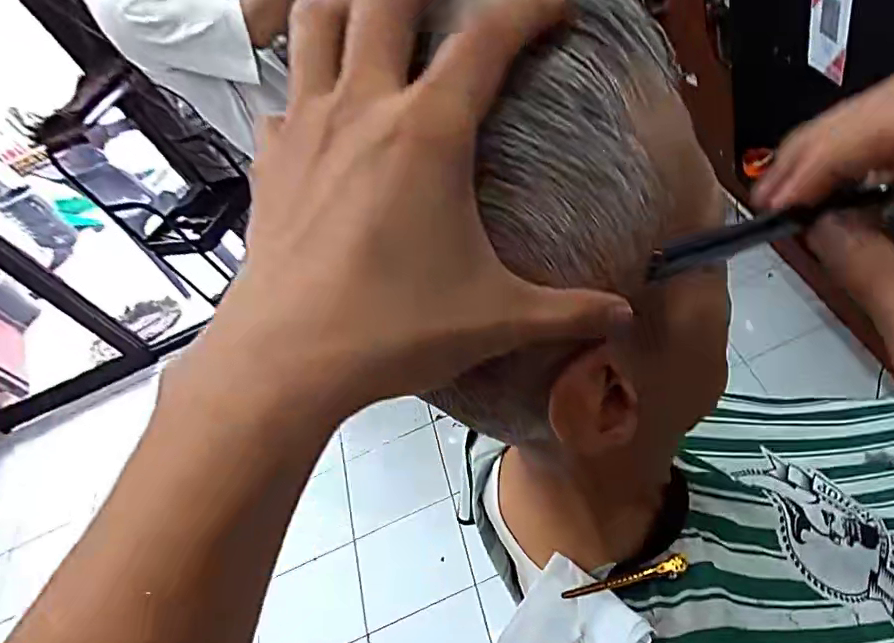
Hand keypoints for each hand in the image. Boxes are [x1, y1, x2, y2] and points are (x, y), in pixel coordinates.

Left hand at [177, 0, 632, 426]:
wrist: (294, 356)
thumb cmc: (395, 331)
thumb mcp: (500, 320)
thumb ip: (570, 312)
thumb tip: (621, 315)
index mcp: (428, 135)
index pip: (486, 38)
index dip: (528, 9)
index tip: (554, 6)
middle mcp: (363, 109)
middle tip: (452, 3)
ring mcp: (308, 126)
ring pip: (318, 17)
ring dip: (349, 2)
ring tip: (375, 13)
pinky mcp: (272, 157)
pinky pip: (284, 90)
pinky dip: (306, 80)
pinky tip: (324, 111)